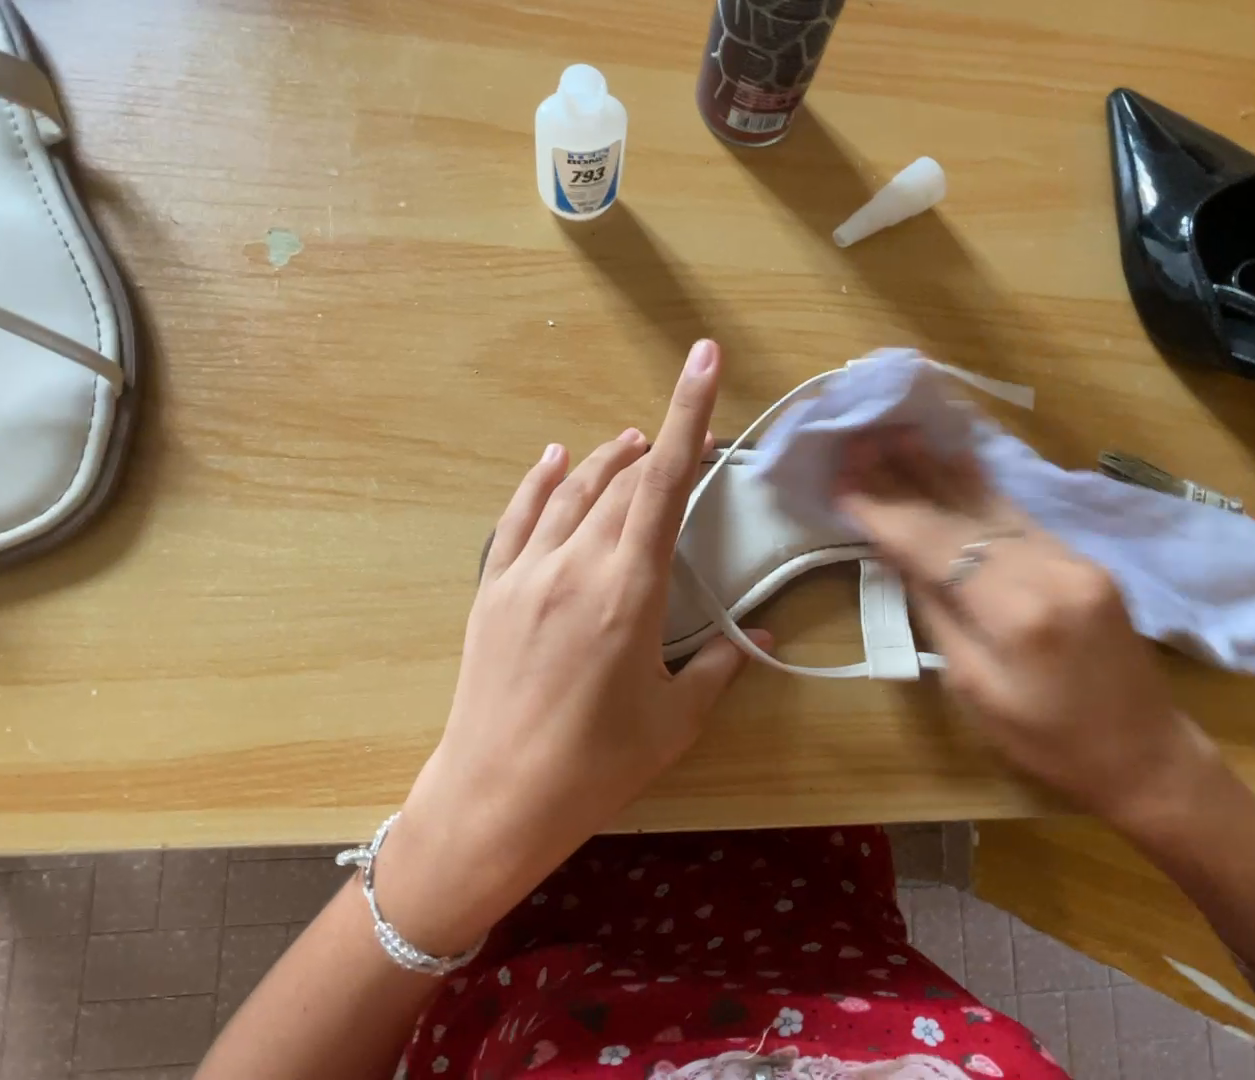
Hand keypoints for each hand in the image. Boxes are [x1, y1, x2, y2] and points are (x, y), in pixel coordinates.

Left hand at [375, 340, 762, 955]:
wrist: (497, 797)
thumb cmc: (597, 766)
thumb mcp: (674, 721)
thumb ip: (720, 666)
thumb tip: (762, 633)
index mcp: (631, 591)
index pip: (667, 483)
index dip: (689, 415)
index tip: (703, 359)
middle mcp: (577, 564)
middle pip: (623, 481)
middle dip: (657, 448)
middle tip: (683, 438)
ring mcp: (526, 572)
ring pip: (572, 492)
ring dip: (606, 461)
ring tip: (631, 443)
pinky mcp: (492, 589)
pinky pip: (518, 518)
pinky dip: (540, 483)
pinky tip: (553, 460)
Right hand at [833, 428, 1216, 824]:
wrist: (1145, 755)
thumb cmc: (1048, 742)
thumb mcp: (976, 689)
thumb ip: (937, 615)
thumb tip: (899, 557)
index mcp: (1018, 612)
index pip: (934, 546)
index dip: (885, 514)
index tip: (843, 485)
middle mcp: (1050, 569)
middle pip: (961, 514)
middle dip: (905, 477)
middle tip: (861, 441)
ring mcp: (1074, 559)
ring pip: (992, 506)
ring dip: (939, 471)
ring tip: (899, 435)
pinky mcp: (1084, 561)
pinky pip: (1018, 518)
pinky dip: (979, 490)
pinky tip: (953, 462)